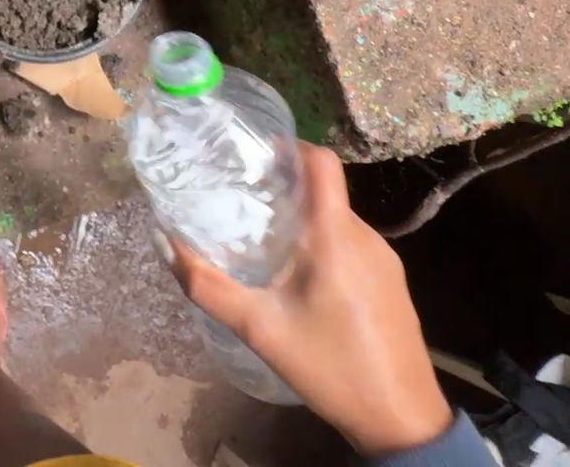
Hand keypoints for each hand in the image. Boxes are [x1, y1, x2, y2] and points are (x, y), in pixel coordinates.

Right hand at [160, 143, 452, 455]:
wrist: (403, 423)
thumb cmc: (331, 366)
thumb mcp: (259, 328)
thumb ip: (208, 286)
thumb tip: (167, 244)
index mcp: (336, 235)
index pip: (322, 162)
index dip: (289, 145)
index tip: (253, 153)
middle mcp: (366, 236)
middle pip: (322, 189)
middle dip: (283, 186)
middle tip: (241, 197)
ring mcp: (385, 259)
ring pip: (336, 217)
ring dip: (302, 216)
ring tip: (261, 233)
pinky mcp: (391, 282)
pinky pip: (350, 241)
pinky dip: (321, 241)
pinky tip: (297, 272)